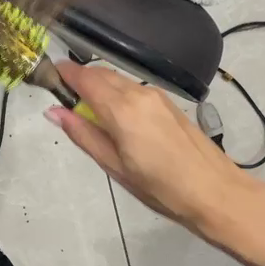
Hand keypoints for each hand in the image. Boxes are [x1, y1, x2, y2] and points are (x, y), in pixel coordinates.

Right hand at [45, 62, 252, 232]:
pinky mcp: (168, 103)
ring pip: (118, 80)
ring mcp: (156, 96)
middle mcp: (138, 93)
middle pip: (101, 74)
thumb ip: (83, 134)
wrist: (216, 192)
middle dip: (80, 79)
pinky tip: (116, 118)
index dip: (64, 73)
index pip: (84, 78)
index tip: (48, 77)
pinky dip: (117, 94)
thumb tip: (54, 112)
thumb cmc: (160, 187)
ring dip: (99, 87)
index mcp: (121, 109)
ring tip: (88, 112)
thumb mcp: (114, 166)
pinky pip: (133, 89)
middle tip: (64, 98)